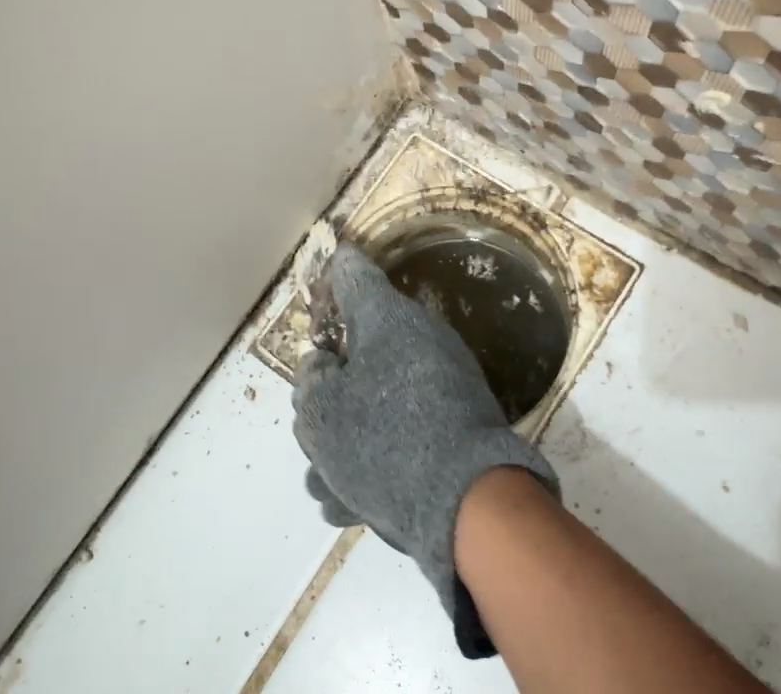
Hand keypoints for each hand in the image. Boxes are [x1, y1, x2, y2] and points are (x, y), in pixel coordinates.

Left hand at [292, 244, 558, 651]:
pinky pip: (371, 494)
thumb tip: (339, 256)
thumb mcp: (393, 323)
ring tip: (395, 421)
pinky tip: (408, 462)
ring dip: (355, 439)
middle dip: (348, 390)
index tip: (377, 335)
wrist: (466, 489)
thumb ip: (362, 289)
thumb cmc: (422, 395)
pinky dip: (380, 477)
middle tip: (393, 372)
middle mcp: (318, 456)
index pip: (314, 362)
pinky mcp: (383, 523)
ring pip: (337, 459)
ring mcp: (349, 497)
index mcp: (313, 406)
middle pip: (324, 411)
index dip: (344, 342)